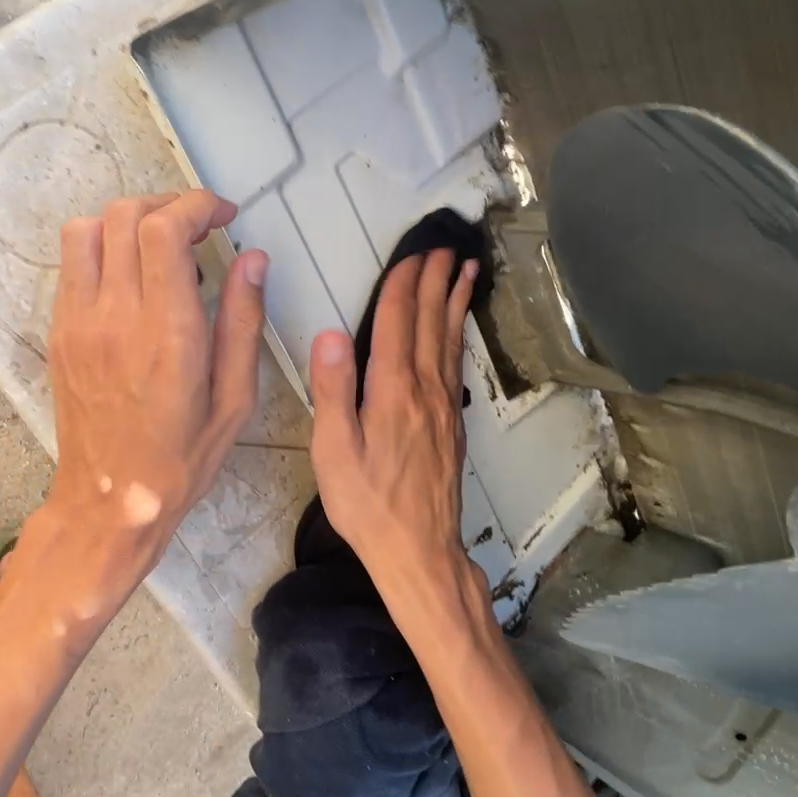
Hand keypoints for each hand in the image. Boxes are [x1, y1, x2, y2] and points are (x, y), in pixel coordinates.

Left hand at [39, 191, 268, 589]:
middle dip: (166, 204)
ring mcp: (78, 322)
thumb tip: (252, 260)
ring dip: (126, 220)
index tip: (223, 215)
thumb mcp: (235, 398)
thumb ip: (243, 321)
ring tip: (158, 246)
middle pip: (124, 215)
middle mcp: (115, 316)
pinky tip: (129, 279)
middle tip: (196, 227)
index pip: (165, 229)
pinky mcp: (59, 333)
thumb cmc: (181, 457)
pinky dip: (101, 249)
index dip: (197, 204)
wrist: (110, 498)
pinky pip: (71, 265)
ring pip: (86, 230)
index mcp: (167, 332)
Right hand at [309, 249, 478, 589]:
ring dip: (456, 302)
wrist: (419, 548)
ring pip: (450, 340)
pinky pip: (456, 363)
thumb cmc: (366, 502)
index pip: (397, 323)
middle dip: (435, 281)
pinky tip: (458, 329)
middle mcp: (425, 389)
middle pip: (430, 322)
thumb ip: (333, 390)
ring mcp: (444, 406)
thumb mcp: (333, 449)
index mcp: (392, 390)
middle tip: (445, 248)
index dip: (402, 285)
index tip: (411, 255)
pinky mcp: (453, 424)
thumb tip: (330, 335)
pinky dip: (458, 335)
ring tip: (466, 272)